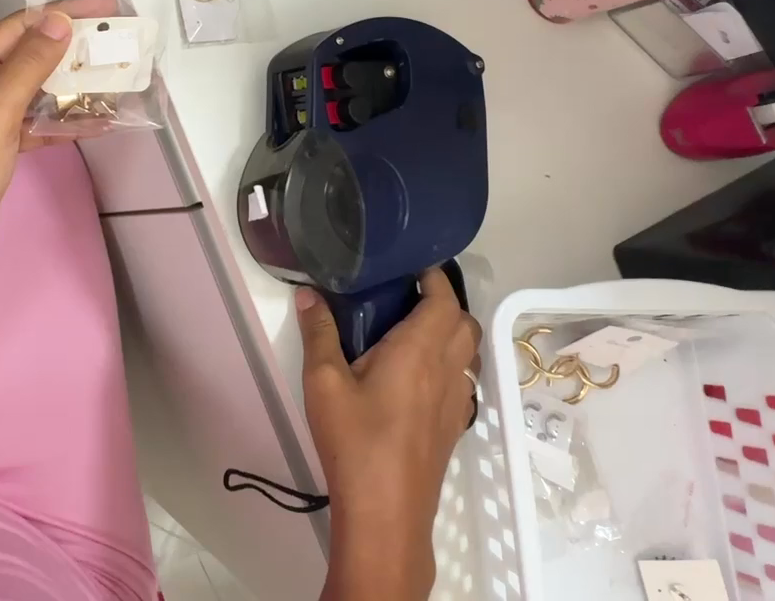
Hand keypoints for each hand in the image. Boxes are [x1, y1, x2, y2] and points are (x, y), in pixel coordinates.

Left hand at [0, 0, 117, 263]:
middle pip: (32, 54)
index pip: (20, 26)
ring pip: (39, 88)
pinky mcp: (3, 141)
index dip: (63, 14)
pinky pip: (40, 120)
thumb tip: (59, 22)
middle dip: (74, 49)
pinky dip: (66, 120)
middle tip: (118, 42)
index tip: (106, 9)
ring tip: (116, 77)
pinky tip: (98, 122)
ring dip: (74, 84)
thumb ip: (28, 65)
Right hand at [297, 269, 482, 600]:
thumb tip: (309, 294)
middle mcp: (447, 372)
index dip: (435, 277)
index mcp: (419, 352)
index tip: (412, 262)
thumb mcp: (323, 381)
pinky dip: (446, 362)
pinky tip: (410, 373)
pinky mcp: (452, 426)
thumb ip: (318, 333)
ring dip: (448, 332)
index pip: (444, 301)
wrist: (385, 511)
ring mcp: (455, 402)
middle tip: (405, 293)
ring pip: (466, 354)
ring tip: (407, 327)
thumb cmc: (354, 439)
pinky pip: (460, 379)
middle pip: (464, 324)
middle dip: (443, 302)